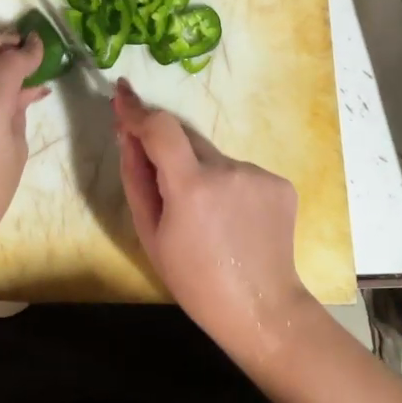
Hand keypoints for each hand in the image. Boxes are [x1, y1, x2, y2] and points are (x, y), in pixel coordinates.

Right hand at [113, 81, 315, 358]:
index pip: (160, 128)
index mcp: (191, 187)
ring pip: (213, 158)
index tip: (121, 93)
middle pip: (186, 140)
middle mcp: (228, 170)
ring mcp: (259, 174)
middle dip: (168, 152)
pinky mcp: (279, 182)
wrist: (260, 309)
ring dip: (200, 174)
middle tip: (162, 185)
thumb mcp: (150, 233)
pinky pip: (239, 173)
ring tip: (206, 219)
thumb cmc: (194, 280)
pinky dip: (228, 187)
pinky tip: (234, 221)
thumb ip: (136, 177)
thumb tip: (126, 134)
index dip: (137, 109)